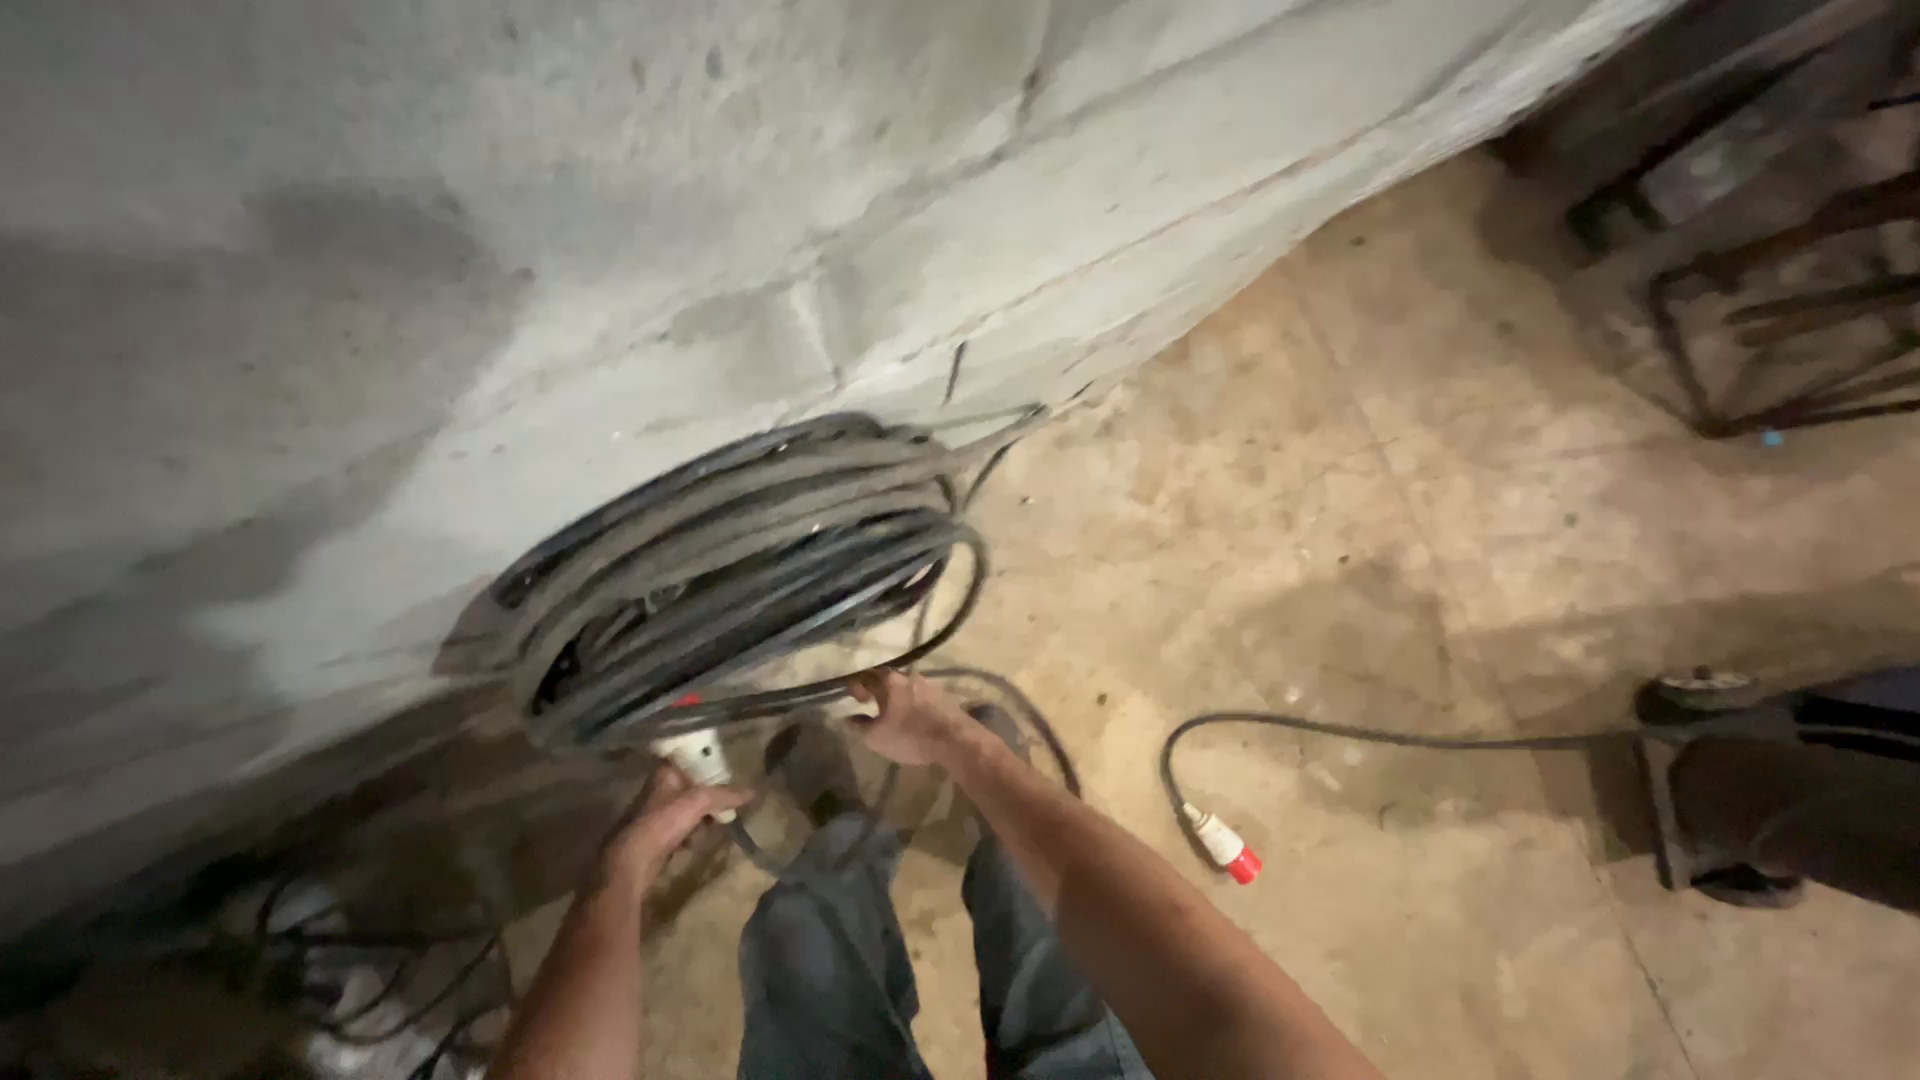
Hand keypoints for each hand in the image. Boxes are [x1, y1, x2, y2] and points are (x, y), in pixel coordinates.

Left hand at [597, 764, 749, 897]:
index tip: (726, 762)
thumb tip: (753, 791)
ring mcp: (656, 814)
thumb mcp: (697, 802)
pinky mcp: (657, 837)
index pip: (685, 756)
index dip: (704, 757)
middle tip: (731, 794)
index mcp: (663, 773)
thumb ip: (725, 795)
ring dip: (703, 813)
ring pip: (686, 807)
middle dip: (709, 789)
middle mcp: (658, 790)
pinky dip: (694, 832)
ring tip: (723, 817)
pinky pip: (682, 828)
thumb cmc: (661, 823)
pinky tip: (703, 839)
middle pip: (689, 783)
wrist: (630, 863)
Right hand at [847, 668, 975, 766]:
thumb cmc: (910, 735)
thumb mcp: (876, 737)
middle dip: (877, 691)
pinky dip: (911, 703)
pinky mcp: (943, 695)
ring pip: (905, 687)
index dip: (855, 687)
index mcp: (889, 681)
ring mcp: (928, 683)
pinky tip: (912, 717)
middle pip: (886, 679)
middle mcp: (908, 676)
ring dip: (896, 698)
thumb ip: (859, 726)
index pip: (865, 676)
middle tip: (872, 706)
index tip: (856, 701)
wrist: (955, 739)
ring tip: (893, 714)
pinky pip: (920, 695)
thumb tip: (849, 718)